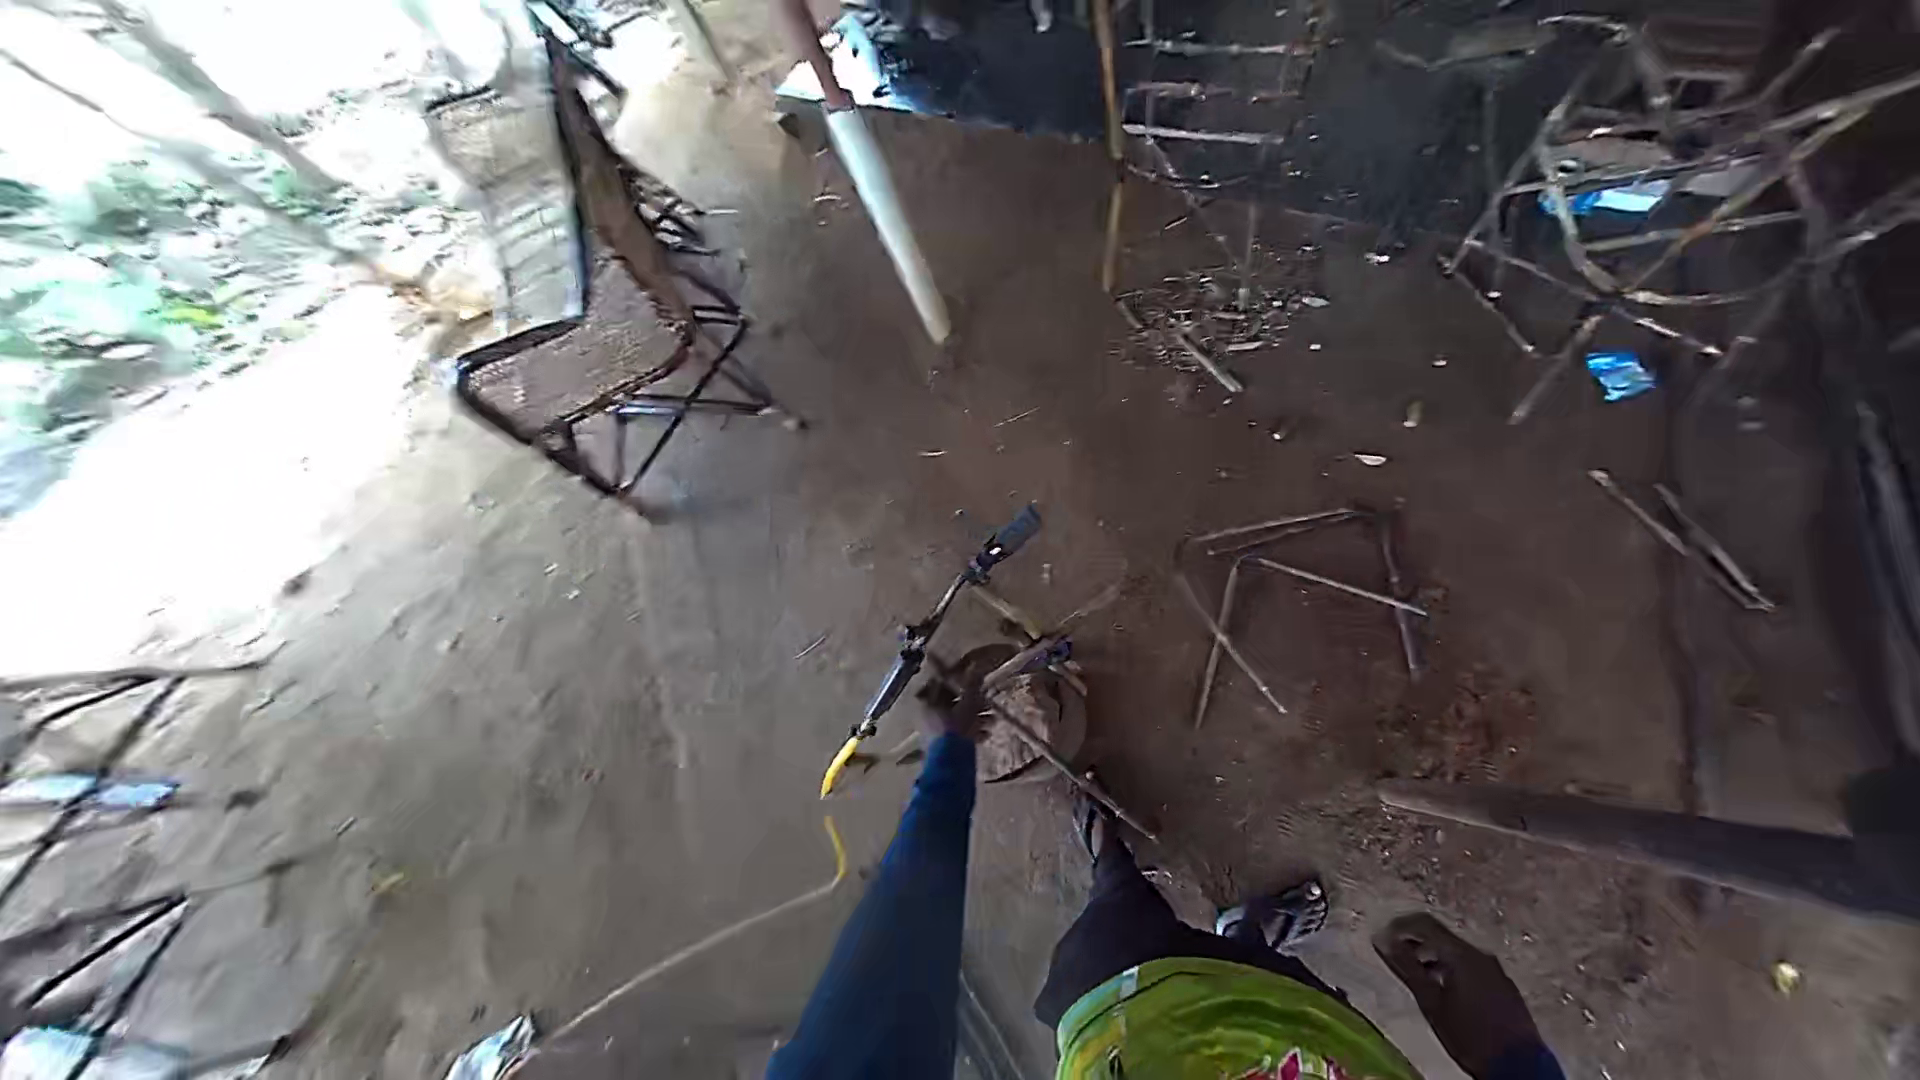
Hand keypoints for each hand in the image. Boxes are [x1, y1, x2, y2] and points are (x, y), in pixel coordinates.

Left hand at [915, 644, 1014, 740]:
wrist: (951, 766)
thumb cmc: (955, 729)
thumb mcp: (968, 704)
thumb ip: (972, 686)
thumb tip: (977, 666)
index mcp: (926, 702)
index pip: (940, 684)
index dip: (957, 679)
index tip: (972, 679)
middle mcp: (927, 715)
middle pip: (951, 702)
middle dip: (972, 701)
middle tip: (987, 700)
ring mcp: (934, 731)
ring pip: (957, 719)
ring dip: (976, 717)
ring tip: (993, 720)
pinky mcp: (942, 746)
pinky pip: (958, 734)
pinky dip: (972, 731)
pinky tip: (987, 734)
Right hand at [1374, 913, 1543, 1079]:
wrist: (1523, 1073)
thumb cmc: (1470, 1036)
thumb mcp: (1431, 1002)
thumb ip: (1405, 967)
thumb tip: (1380, 940)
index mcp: (1461, 954)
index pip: (1423, 922)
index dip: (1399, 925)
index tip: (1383, 938)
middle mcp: (1481, 955)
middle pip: (1440, 935)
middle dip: (1415, 942)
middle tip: (1398, 956)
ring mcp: (1496, 972)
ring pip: (1456, 951)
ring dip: (1433, 956)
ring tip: (1419, 975)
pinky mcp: (1506, 988)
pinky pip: (1471, 966)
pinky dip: (1452, 968)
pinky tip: (1445, 989)